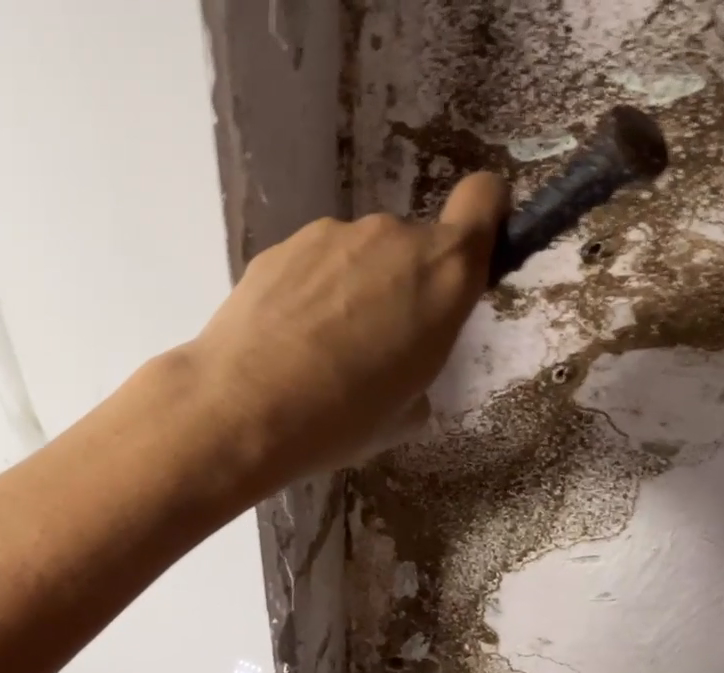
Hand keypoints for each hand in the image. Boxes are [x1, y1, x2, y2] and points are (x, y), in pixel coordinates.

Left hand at [185, 173, 507, 485]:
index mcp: (446, 273)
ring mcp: (331, 236)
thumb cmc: (338, 421)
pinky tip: (277, 339)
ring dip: (345, 288)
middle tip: (364, 345)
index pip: (484, 200)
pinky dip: (301, 292)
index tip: (458, 262)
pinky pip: (308, 265)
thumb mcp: (403, 414)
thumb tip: (398, 363)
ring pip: (354, 255)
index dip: (479, 222)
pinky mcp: (278, 247)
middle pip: (409, 245)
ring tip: (309, 350)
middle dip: (397, 284)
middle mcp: (393, 238)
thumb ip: (420, 369)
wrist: (239, 410)